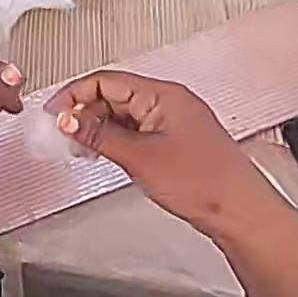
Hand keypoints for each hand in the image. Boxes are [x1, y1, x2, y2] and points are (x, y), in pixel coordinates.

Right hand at [45, 72, 289, 240]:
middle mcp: (168, 101)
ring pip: (121, 113)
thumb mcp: (139, 157)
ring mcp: (171, 120)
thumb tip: (68, 119)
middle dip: (83, 112)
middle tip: (63, 132)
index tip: (55, 113)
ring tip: (79, 146)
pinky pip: (133, 128)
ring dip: (96, 127)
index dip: (75, 95)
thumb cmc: (207, 184)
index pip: (106, 81)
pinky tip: (101, 152)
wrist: (242, 215)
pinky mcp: (172, 138)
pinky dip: (113, 138)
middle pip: (112, 95)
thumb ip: (97, 135)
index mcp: (163, 95)